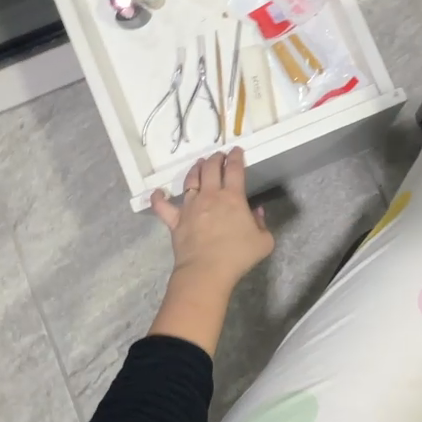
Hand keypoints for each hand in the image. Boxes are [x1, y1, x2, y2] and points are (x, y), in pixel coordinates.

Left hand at [147, 149, 272, 353]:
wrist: (207, 270)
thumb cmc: (238, 256)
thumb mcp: (263, 241)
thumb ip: (262, 224)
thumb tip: (257, 212)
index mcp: (233, 197)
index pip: (235, 169)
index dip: (236, 156)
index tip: (236, 151)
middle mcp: (210, 196)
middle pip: (211, 169)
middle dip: (216, 158)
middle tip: (219, 155)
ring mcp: (190, 206)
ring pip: (191, 180)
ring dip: (195, 169)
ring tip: (199, 164)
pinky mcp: (175, 220)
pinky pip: (163, 206)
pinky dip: (159, 198)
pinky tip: (157, 192)